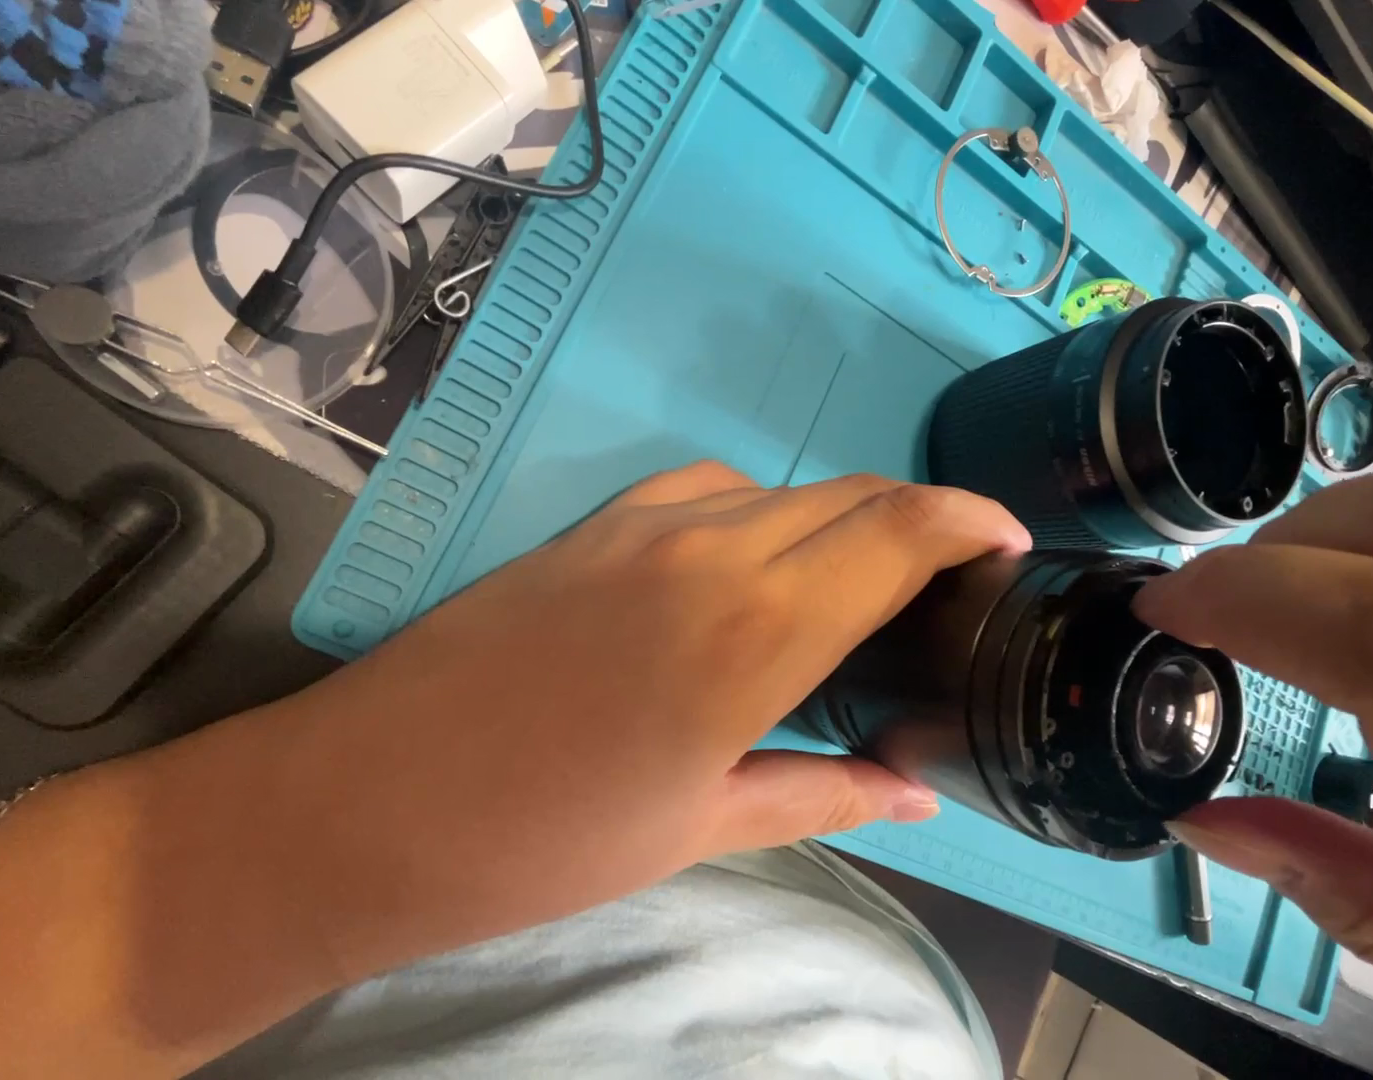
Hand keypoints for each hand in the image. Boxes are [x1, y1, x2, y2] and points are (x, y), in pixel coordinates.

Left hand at [258, 463, 1028, 974]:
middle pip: (850, 495)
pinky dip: (762, 519)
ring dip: (837, 522)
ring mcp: (644, 521)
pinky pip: (713, 493)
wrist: (365, 799)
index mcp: (755, 625)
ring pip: (784, 491)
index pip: (898, 530)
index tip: (1007, 544)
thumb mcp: (701, 827)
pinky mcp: (595, 522)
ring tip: (849, 588)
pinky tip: (749, 574)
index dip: (968, 522)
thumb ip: (822, 793)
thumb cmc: (546, 838)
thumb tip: (912, 791)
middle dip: (914, 523)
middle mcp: (711, 545)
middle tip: (941, 581)